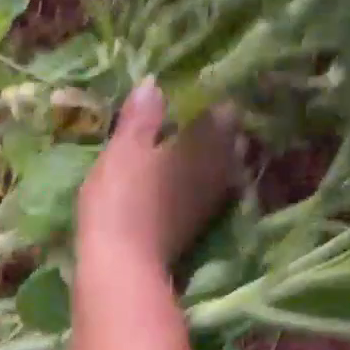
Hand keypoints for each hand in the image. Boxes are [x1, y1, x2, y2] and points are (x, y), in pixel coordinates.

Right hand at [77, 78, 238, 272]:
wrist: (122, 267)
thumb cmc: (121, 202)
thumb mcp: (122, 152)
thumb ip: (140, 117)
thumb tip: (153, 82)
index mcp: (209, 136)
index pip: (221, 104)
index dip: (205, 98)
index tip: (187, 95)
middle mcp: (223, 162)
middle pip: (228, 135)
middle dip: (210, 128)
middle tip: (184, 123)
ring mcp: (215, 197)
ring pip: (221, 165)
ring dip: (206, 159)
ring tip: (181, 154)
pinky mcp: (200, 225)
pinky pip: (206, 192)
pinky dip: (195, 185)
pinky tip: (178, 186)